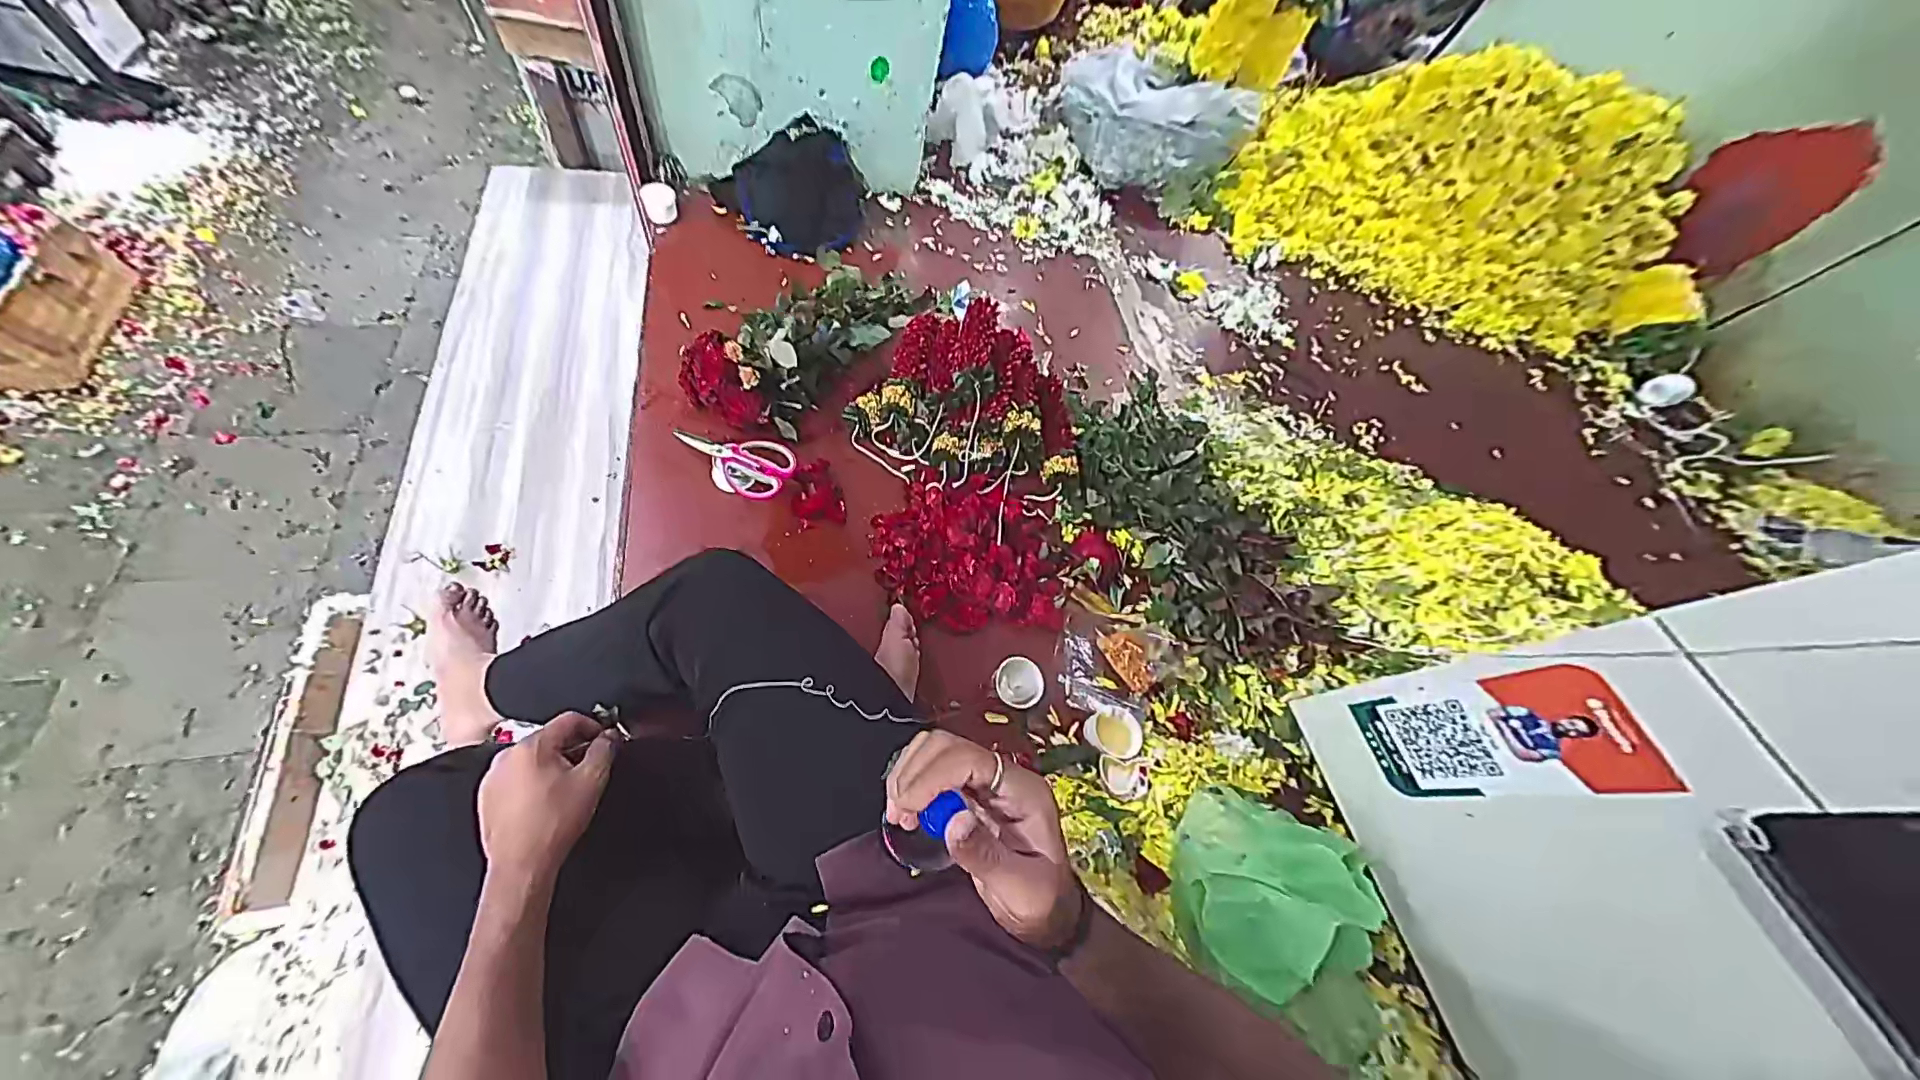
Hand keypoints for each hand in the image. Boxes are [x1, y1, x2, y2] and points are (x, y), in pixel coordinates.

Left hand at [478, 711, 617, 880]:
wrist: (522, 864)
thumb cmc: (551, 826)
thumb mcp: (593, 779)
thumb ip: (605, 748)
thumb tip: (609, 736)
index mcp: (531, 747)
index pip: (569, 720)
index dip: (593, 726)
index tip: (603, 738)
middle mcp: (506, 758)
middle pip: (551, 739)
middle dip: (574, 749)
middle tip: (590, 767)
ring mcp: (494, 779)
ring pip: (534, 759)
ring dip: (555, 766)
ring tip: (569, 789)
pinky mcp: (488, 797)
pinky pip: (518, 778)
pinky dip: (535, 783)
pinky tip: (549, 802)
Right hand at [885, 730, 1082, 949]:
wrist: (1047, 909)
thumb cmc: (1041, 899)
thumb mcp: (1021, 889)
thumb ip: (986, 855)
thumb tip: (954, 821)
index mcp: (1023, 791)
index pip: (972, 759)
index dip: (934, 776)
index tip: (910, 807)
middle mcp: (1003, 776)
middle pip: (949, 746)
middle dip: (916, 773)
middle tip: (900, 812)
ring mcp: (984, 781)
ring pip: (936, 752)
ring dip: (909, 776)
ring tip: (901, 814)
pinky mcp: (967, 792)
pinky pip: (931, 771)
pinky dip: (910, 784)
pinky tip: (906, 812)